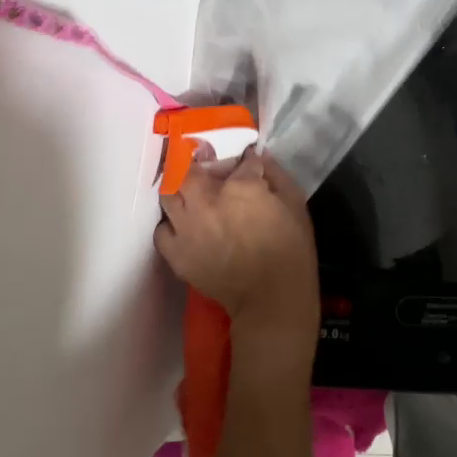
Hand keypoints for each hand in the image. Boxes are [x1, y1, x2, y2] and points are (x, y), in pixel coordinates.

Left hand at [156, 147, 319, 352]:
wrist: (271, 297)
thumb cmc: (291, 248)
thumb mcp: (295, 204)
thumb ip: (277, 175)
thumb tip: (260, 159)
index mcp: (240, 187)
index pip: (240, 162)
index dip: (248, 162)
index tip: (251, 165)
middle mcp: (206, 202)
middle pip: (189, 171)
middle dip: (199, 165)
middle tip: (209, 171)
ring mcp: (186, 228)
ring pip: (168, 195)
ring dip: (180, 190)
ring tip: (192, 196)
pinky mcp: (176, 254)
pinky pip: (162, 231)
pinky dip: (171, 225)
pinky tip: (186, 228)